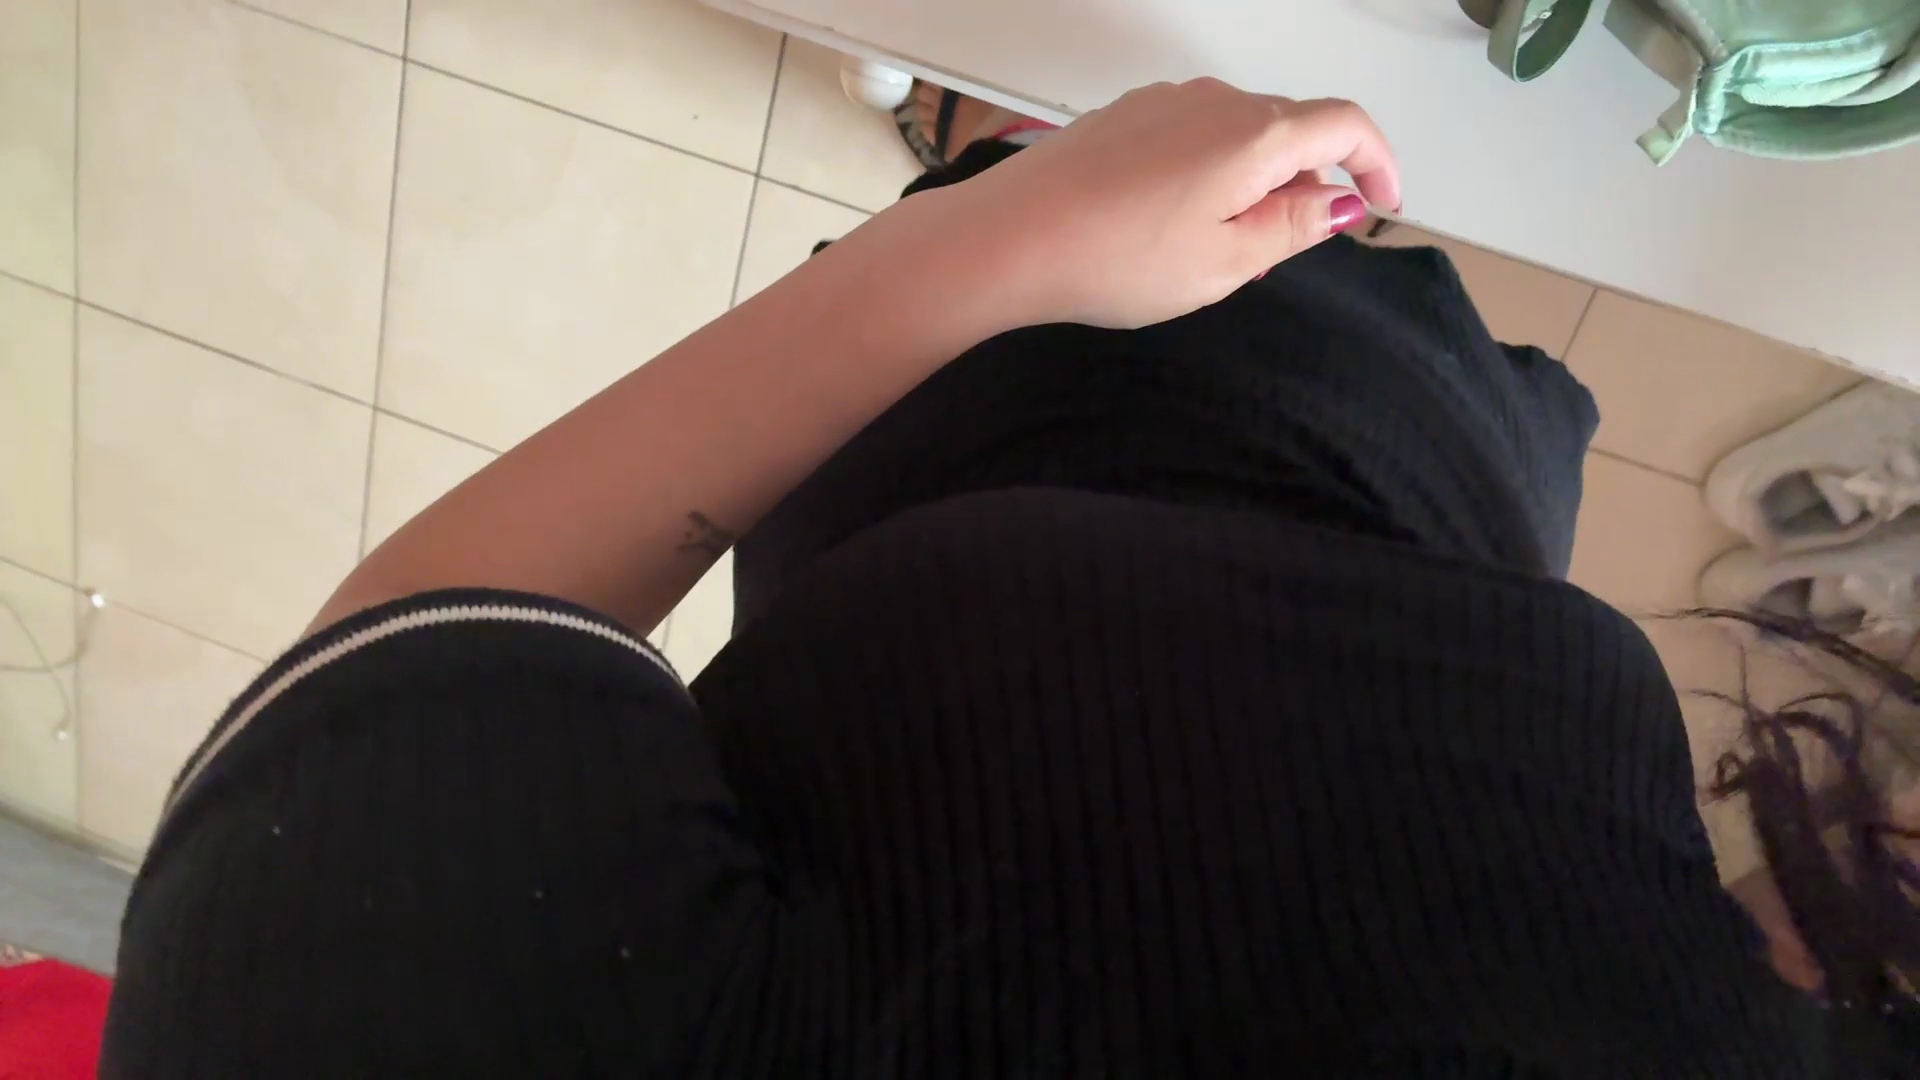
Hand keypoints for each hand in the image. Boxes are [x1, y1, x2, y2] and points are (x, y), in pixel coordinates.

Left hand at [928, 78, 1401, 329]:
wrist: (1011, 239)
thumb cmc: (1116, 260)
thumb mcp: (1222, 263)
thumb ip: (1290, 228)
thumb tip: (1340, 202)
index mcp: (1253, 135)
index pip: (1344, 127)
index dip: (1377, 164)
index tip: (1385, 205)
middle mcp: (1213, 102)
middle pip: (1286, 133)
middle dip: (1298, 191)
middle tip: (1275, 255)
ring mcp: (1161, 106)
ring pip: (1232, 141)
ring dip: (1245, 190)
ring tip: (1212, 253)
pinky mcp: (1120, 120)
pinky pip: (1186, 143)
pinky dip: (1202, 179)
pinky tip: (1169, 226)